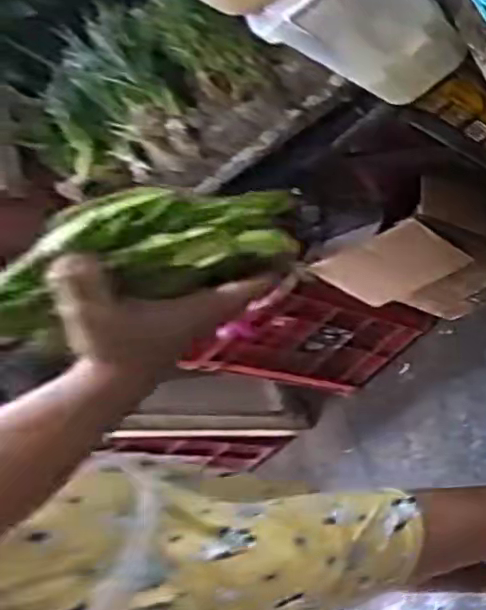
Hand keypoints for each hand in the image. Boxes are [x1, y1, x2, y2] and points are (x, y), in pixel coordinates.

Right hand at [48, 254, 278, 378]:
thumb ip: (84, 284)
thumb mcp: (92, 314)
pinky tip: (195, 257)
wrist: (117, 377)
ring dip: (233, 265)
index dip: (272, 264)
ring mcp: (208, 314)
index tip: (283, 244)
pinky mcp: (193, 316)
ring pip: (232, 285)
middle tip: (256, 231)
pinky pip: (212, 290)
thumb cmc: (114, 347)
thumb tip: (78, 253)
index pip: (254, 283)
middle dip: (255, 258)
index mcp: (210, 306)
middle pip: (248, 280)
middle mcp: (218, 309)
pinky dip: (211, 274)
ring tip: (229, 237)